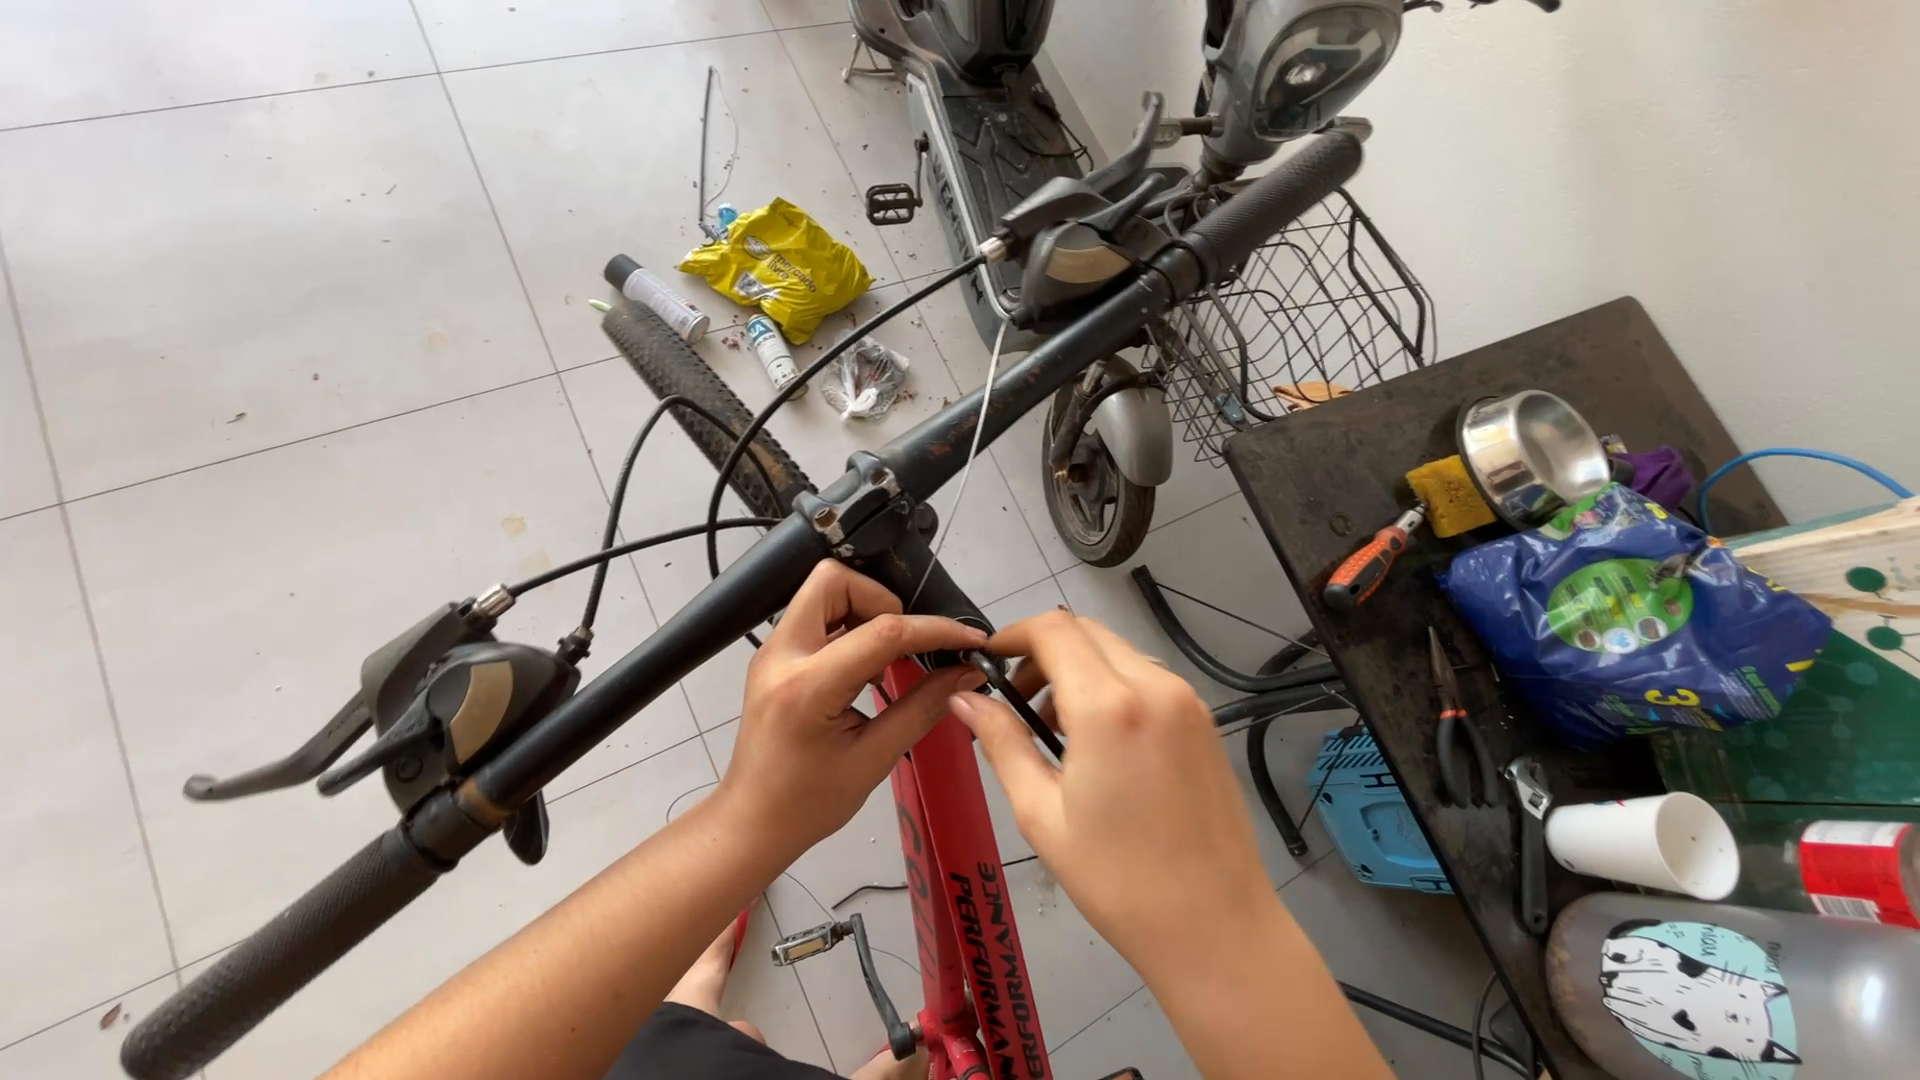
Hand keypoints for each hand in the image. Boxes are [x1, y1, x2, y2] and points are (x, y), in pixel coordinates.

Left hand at [718, 561, 987, 854]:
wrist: (751, 822)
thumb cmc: (810, 803)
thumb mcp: (874, 759)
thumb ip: (923, 707)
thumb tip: (967, 674)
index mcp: (807, 686)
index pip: (881, 632)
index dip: (933, 630)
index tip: (968, 639)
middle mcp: (782, 654)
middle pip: (834, 580)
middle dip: (882, 598)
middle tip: (905, 641)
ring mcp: (772, 651)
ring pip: (822, 591)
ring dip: (864, 610)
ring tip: (886, 658)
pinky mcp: (774, 655)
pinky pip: (815, 615)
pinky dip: (848, 625)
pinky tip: (863, 667)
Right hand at [947, 612, 1273, 975]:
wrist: (1216, 926)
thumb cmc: (1117, 878)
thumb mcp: (1041, 812)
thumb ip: (1002, 742)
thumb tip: (964, 700)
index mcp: (1109, 706)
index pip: (1053, 630)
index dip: (1013, 634)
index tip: (989, 661)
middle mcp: (1154, 686)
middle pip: (1086, 630)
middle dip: (1042, 650)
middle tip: (1017, 699)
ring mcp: (1187, 700)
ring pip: (1117, 651)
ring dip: (1077, 667)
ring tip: (1056, 728)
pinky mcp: (1204, 720)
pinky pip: (1147, 677)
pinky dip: (1111, 684)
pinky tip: (1100, 739)